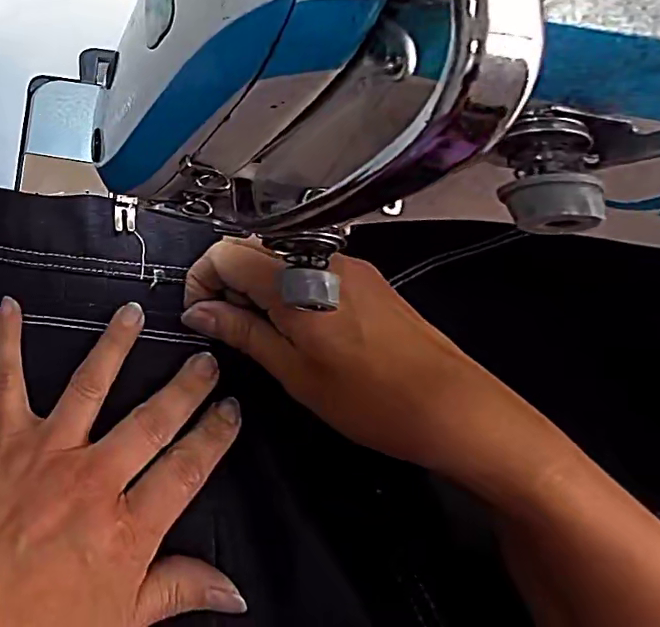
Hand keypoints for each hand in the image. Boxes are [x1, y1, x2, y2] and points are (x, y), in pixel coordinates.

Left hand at [0, 298, 247, 626]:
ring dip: (114, 345)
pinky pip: (9, 381)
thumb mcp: (119, 623)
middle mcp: (92, 480)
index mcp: (124, 529)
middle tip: (206, 360)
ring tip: (132, 314)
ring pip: (91, 385)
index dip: (214, 437)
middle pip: (150, 422)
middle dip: (184, 387)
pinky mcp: (7, 439)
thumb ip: (175, 593)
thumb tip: (231, 592)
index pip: (186, 471)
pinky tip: (10, 308)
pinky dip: (9, 341)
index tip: (231, 410)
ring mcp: (49, 452)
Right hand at [180, 238, 574, 501]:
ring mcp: (346, 264)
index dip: (201, 281)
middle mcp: (319, 259)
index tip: (200, 314)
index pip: (223, 254)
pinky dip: (290, 289)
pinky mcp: (365, 276)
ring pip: (279, 258)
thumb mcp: (295, 373)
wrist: (458, 409)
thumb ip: (242, 332)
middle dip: (227, 283)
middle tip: (229, 329)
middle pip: (248, 250)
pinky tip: (303, 329)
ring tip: (269, 335)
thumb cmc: (378, 400)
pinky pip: (310, 268)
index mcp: (294, 280)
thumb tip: (201, 313)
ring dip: (258, 287)